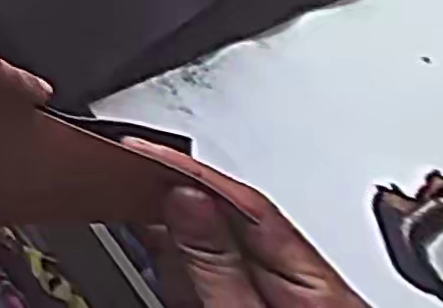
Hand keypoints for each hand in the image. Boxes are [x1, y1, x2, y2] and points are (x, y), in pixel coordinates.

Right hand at [124, 140, 368, 307]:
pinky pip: (204, 270)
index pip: (250, 207)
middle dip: (173, 193)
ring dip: (167, 223)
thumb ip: (215, 265)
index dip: (190, 171)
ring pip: (213, 243)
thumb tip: (184, 194)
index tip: (139, 150)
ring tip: (125, 204)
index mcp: (321, 294)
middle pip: (232, 219)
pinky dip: (172, 254)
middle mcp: (304, 293)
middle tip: (121, 170)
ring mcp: (276, 302)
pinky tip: (149, 242)